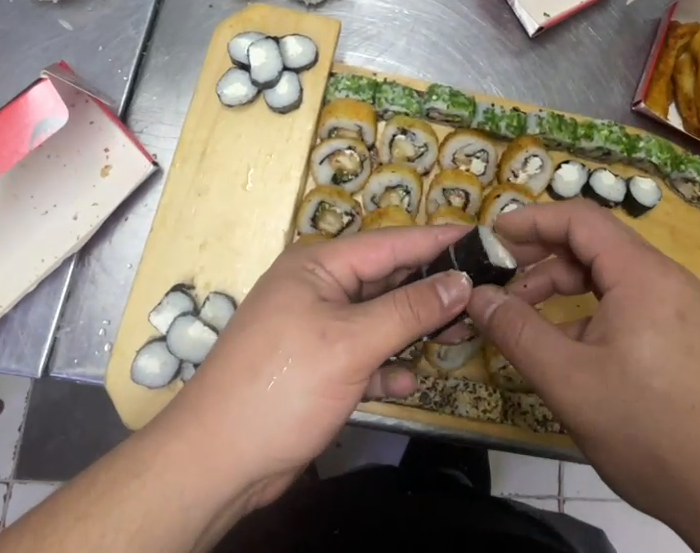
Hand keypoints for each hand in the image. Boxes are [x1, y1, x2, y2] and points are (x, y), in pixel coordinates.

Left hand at [153, 225, 472, 510]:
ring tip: (460, 334)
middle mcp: (317, 289)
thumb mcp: (353, 342)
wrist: (218, 462)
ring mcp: (316, 329)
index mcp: (318, 266)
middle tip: (481, 295)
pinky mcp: (317, 367)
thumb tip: (461, 280)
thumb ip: (411, 309)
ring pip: (379, 319)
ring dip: (413, 330)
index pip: (390, 243)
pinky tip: (406, 381)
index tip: (481, 237)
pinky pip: (364, 355)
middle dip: (430, 290)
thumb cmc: (284, 385)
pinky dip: (386, 365)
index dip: (436, 240)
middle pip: (386, 280)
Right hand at [467, 201, 699, 543]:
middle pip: (596, 243)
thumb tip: (477, 296)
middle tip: (499, 278)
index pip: (580, 219)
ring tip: (525, 316)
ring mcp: (682, 306)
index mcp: (642, 274)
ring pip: (612, 274)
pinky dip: (592, 309)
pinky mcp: (687, 334)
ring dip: (565, 285)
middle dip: (542, 255)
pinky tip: (568, 346)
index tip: (491, 236)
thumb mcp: (569, 382)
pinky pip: (631, 301)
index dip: (532, 220)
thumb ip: (518, 332)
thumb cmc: (646, 429)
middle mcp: (666, 277)